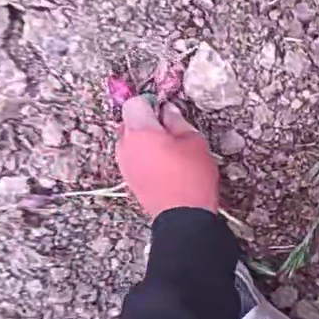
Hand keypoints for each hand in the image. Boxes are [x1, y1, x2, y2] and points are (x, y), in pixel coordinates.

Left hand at [115, 96, 218, 217]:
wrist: (183, 216)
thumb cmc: (191, 177)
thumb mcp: (194, 142)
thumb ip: (178, 122)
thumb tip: (168, 112)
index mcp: (140, 131)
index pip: (135, 103)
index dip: (152, 103)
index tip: (167, 111)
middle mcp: (125, 145)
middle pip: (129, 122)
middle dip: (147, 122)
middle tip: (171, 130)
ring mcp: (124, 164)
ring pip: (130, 141)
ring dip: (145, 140)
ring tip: (169, 150)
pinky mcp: (129, 178)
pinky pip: (132, 157)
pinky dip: (144, 155)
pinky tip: (163, 164)